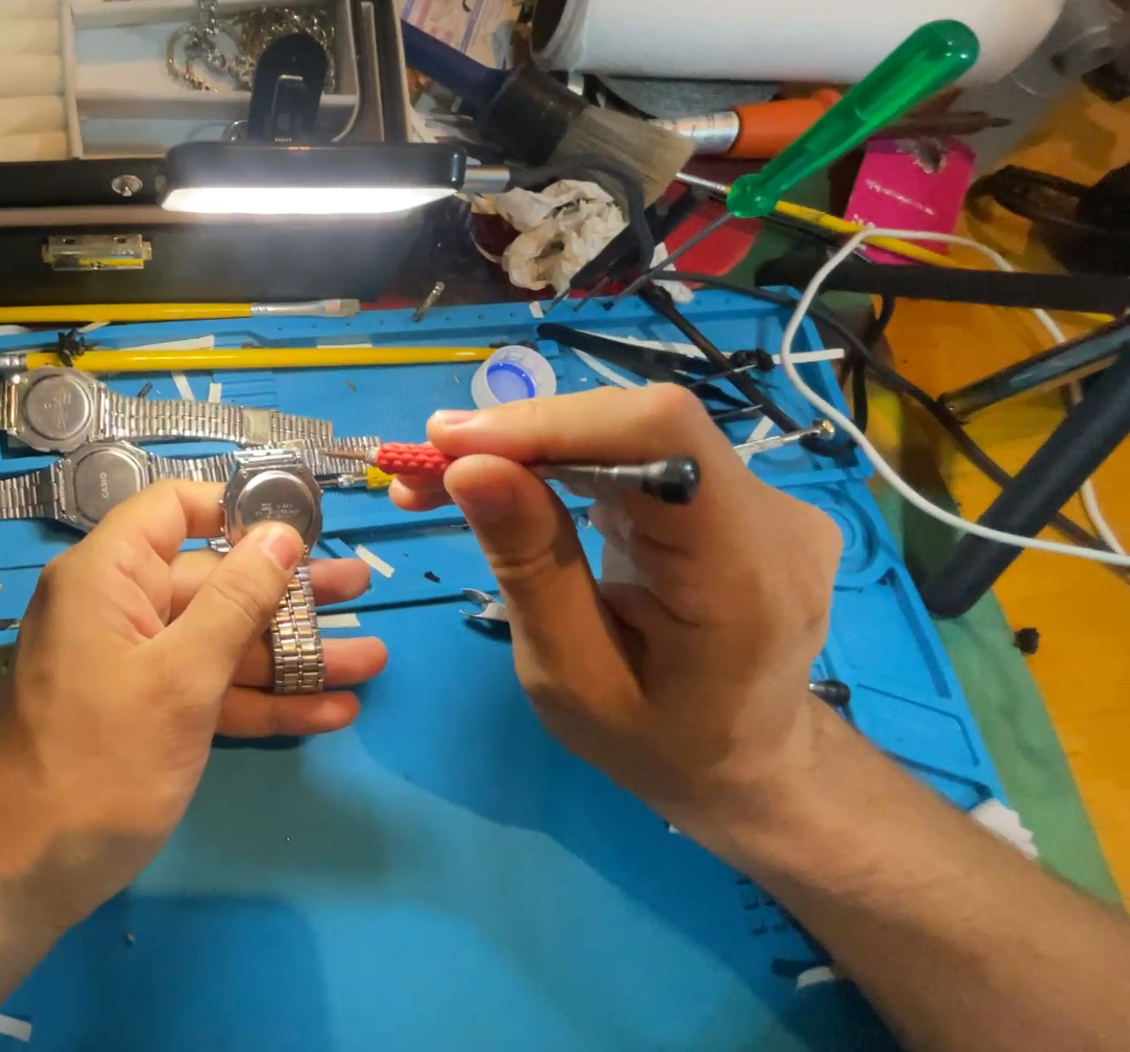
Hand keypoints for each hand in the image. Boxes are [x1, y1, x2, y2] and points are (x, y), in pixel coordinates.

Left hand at [0, 480, 385, 929]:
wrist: (28, 876)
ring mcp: (135, 664)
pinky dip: (264, 701)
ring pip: (222, 642)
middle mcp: (119, 608)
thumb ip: (235, 600)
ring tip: (371, 659)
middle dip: (290, 595)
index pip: (172, 510)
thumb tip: (280, 533)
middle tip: (362, 588)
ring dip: (293, 655)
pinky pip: (211, 690)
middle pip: (213, 583)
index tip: (298, 528)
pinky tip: (333, 711)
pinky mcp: (148, 712)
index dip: (234, 511)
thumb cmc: (102, 763)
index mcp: (107, 576)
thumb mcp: (181, 677)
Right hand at [392, 385, 842, 839]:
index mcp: (744, 573)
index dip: (548, 423)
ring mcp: (759, 501)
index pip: (659, 438)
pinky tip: (497, 485)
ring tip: (434, 481)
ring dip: (522, 449)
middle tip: (417, 470)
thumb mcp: (568, 672)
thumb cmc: (653, 740)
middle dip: (515, 438)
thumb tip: (469, 468)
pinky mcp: (729, 499)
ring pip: (624, 435)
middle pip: (635, 428)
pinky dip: (550, 464)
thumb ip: (528, 565)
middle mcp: (771, 516)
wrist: (745, 764)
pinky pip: (629, 456)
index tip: (448, 446)